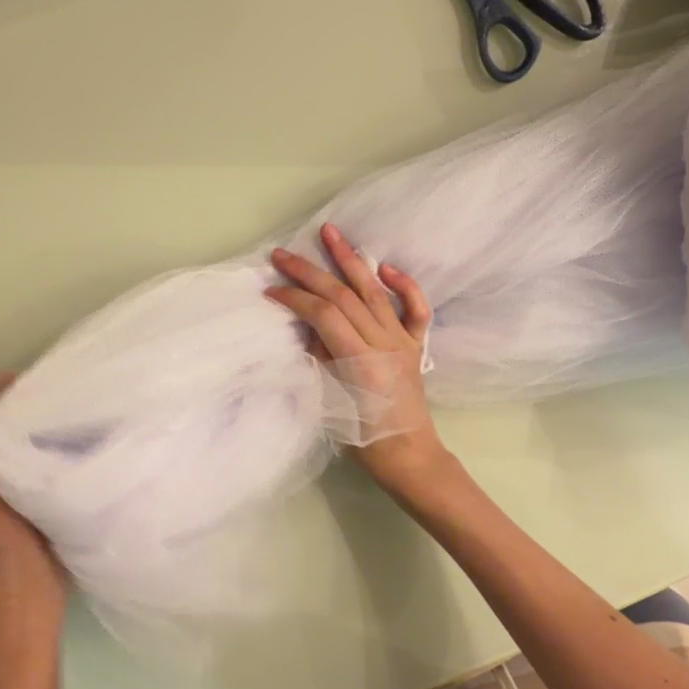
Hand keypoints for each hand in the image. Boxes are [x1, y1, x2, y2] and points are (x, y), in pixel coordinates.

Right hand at [267, 223, 450, 492]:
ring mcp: (403, 341)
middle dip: (310, 272)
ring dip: (350, 260)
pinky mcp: (417, 345)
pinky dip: (403, 285)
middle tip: (282, 254)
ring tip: (331, 233)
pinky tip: (384, 267)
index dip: (295, 298)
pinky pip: (416, 308)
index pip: (323, 315)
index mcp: (360, 361)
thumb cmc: (364, 439)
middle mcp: (384, 343)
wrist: (409, 455)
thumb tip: (309, 326)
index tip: (271, 290)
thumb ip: (322, 359)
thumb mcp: (332, 402)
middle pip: (343, 296)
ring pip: (375, 291)